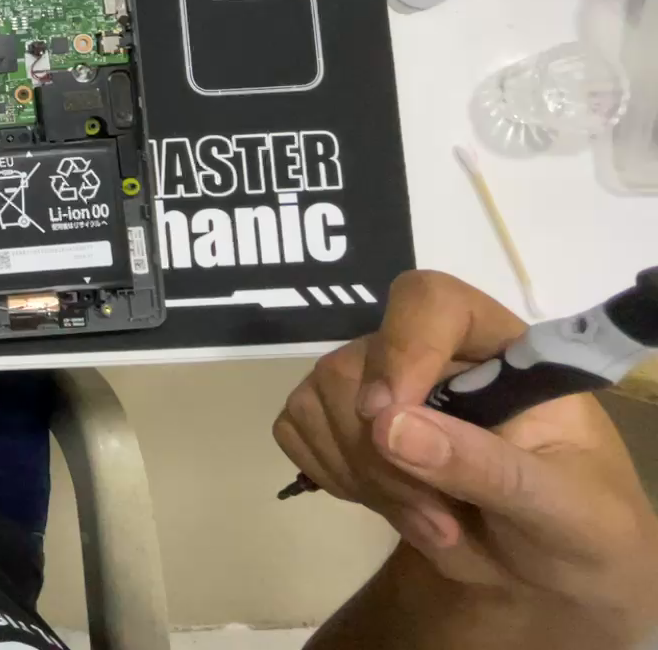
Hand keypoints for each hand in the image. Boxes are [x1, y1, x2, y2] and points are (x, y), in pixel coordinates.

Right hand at [276, 270, 657, 630]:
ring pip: (316, 397)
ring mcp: (363, 379)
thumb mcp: (570, 513)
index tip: (392, 413)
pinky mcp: (323, 413)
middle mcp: (419, 353)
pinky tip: (380, 498)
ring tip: (427, 521)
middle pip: (356, 365)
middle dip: (385, 455)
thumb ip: (489, 467)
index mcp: (495, 352)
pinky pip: (293, 426)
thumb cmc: (580, 533)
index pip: (431, 302)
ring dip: (363, 475)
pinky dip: (331, 473)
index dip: (404, 344)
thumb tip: (387, 424)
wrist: (538, 572)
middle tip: (439, 519)